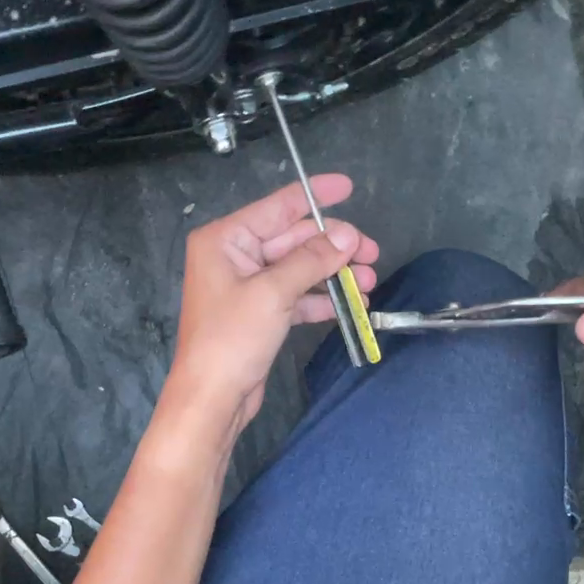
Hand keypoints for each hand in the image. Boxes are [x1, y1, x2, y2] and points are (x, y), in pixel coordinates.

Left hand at [167, 174, 379, 434]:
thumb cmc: (231, 339)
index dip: (315, 196)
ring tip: (369, 281)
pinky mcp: (259, 315)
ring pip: (298, 270)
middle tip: (372, 253)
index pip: (278, 207)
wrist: (212, 397)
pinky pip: (295, 297)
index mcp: (226, 239)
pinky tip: (349, 304)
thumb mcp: (273, 293)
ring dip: (333, 274)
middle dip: (333, 246)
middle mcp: (234, 257)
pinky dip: (320, 299)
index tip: (348, 186)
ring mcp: (247, 288)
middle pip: (293, 240)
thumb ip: (312, 260)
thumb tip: (347, 236)